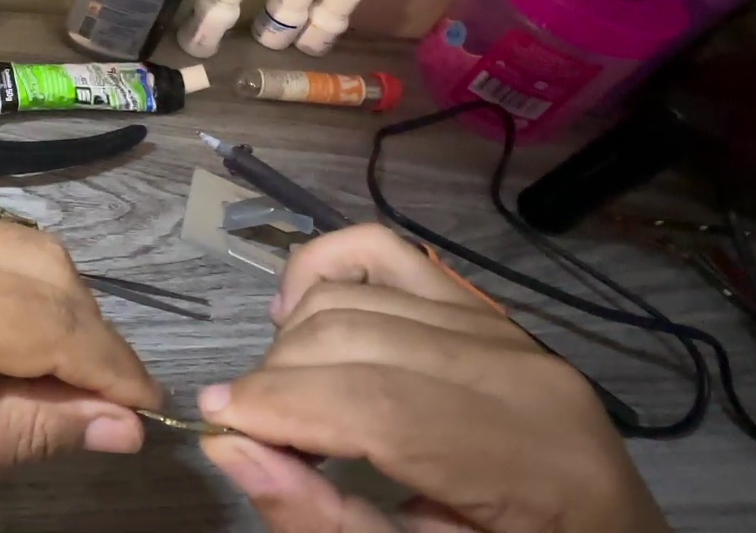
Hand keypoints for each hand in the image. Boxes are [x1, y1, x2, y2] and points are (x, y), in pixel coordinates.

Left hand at [0, 199, 157, 532]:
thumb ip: (26, 430)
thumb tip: (122, 423)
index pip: (45, 318)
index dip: (108, 367)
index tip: (151, 414)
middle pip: (42, 265)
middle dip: (88, 333)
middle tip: (108, 403)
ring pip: (19, 245)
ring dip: (57, 307)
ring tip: (66, 377)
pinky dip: (16, 286)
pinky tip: (14, 337)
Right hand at [197, 224, 667, 532]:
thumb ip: (322, 520)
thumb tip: (228, 446)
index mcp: (537, 462)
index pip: (378, 406)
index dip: (282, 407)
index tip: (218, 426)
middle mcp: (522, 372)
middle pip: (353, 341)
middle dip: (275, 380)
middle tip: (248, 430)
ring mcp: (500, 326)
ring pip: (349, 297)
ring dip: (290, 340)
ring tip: (281, 396)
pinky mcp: (474, 304)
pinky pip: (378, 249)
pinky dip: (320, 266)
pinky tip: (293, 312)